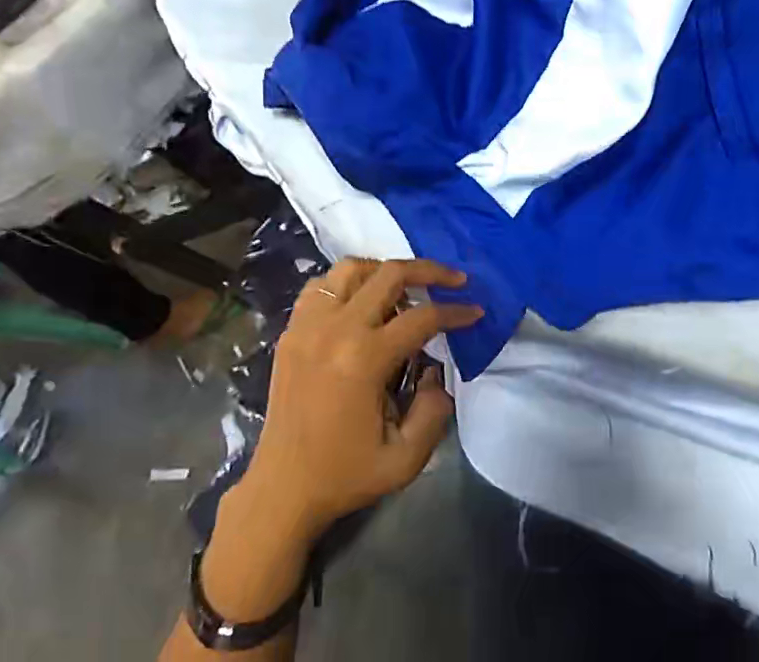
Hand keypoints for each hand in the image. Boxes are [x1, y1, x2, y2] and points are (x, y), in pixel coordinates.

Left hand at [184, 259, 478, 639]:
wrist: (283, 487)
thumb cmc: (345, 474)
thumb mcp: (406, 459)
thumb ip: (434, 410)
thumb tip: (435, 372)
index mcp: (365, 358)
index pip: (422, 317)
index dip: (456, 312)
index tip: (475, 312)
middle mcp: (335, 329)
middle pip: (389, 275)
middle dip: (429, 271)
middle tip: (454, 280)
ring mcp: (308, 325)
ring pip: (351, 269)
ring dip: (384, 270)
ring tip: (406, 287)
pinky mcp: (291, 331)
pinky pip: (321, 286)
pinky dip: (347, 283)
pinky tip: (362, 301)